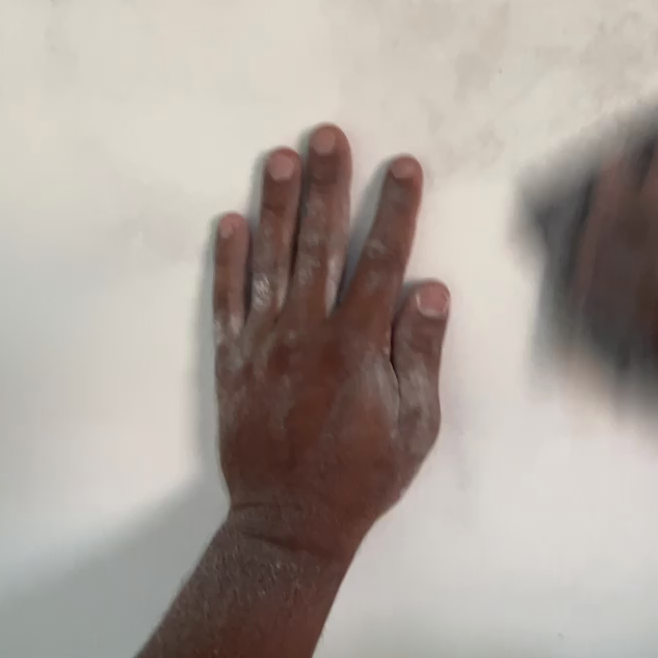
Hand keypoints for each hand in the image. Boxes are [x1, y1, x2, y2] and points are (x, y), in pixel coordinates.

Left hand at [212, 125, 448, 558]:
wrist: (290, 522)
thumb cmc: (364, 475)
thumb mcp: (416, 425)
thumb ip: (420, 355)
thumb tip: (430, 290)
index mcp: (357, 345)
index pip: (381, 262)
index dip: (394, 211)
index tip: (403, 167)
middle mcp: (307, 332)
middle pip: (319, 245)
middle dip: (327, 185)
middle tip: (327, 135)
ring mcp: (264, 344)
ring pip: (269, 261)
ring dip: (274, 206)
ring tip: (279, 157)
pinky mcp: (232, 361)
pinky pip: (227, 302)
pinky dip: (226, 262)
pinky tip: (227, 222)